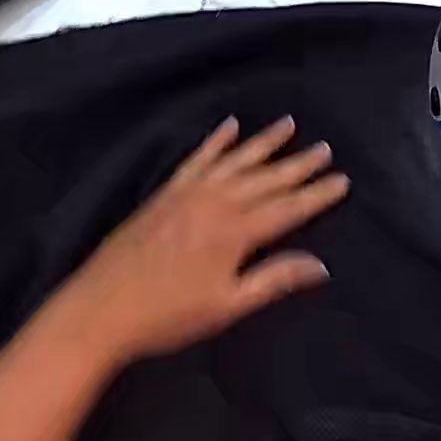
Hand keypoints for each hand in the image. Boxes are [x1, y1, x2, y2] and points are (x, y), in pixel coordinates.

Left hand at [55, 117, 347, 365]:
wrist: (97, 312)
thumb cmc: (167, 316)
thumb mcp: (227, 306)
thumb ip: (275, 279)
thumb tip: (321, 265)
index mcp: (236, 231)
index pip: (288, 208)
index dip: (317, 194)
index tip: (342, 180)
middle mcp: (218, 202)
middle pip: (268, 178)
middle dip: (300, 164)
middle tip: (325, 148)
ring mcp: (191, 192)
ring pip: (238, 160)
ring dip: (266, 142)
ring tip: (290, 124)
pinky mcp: (168, 191)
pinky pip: (198, 158)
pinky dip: (216, 140)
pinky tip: (230, 125)